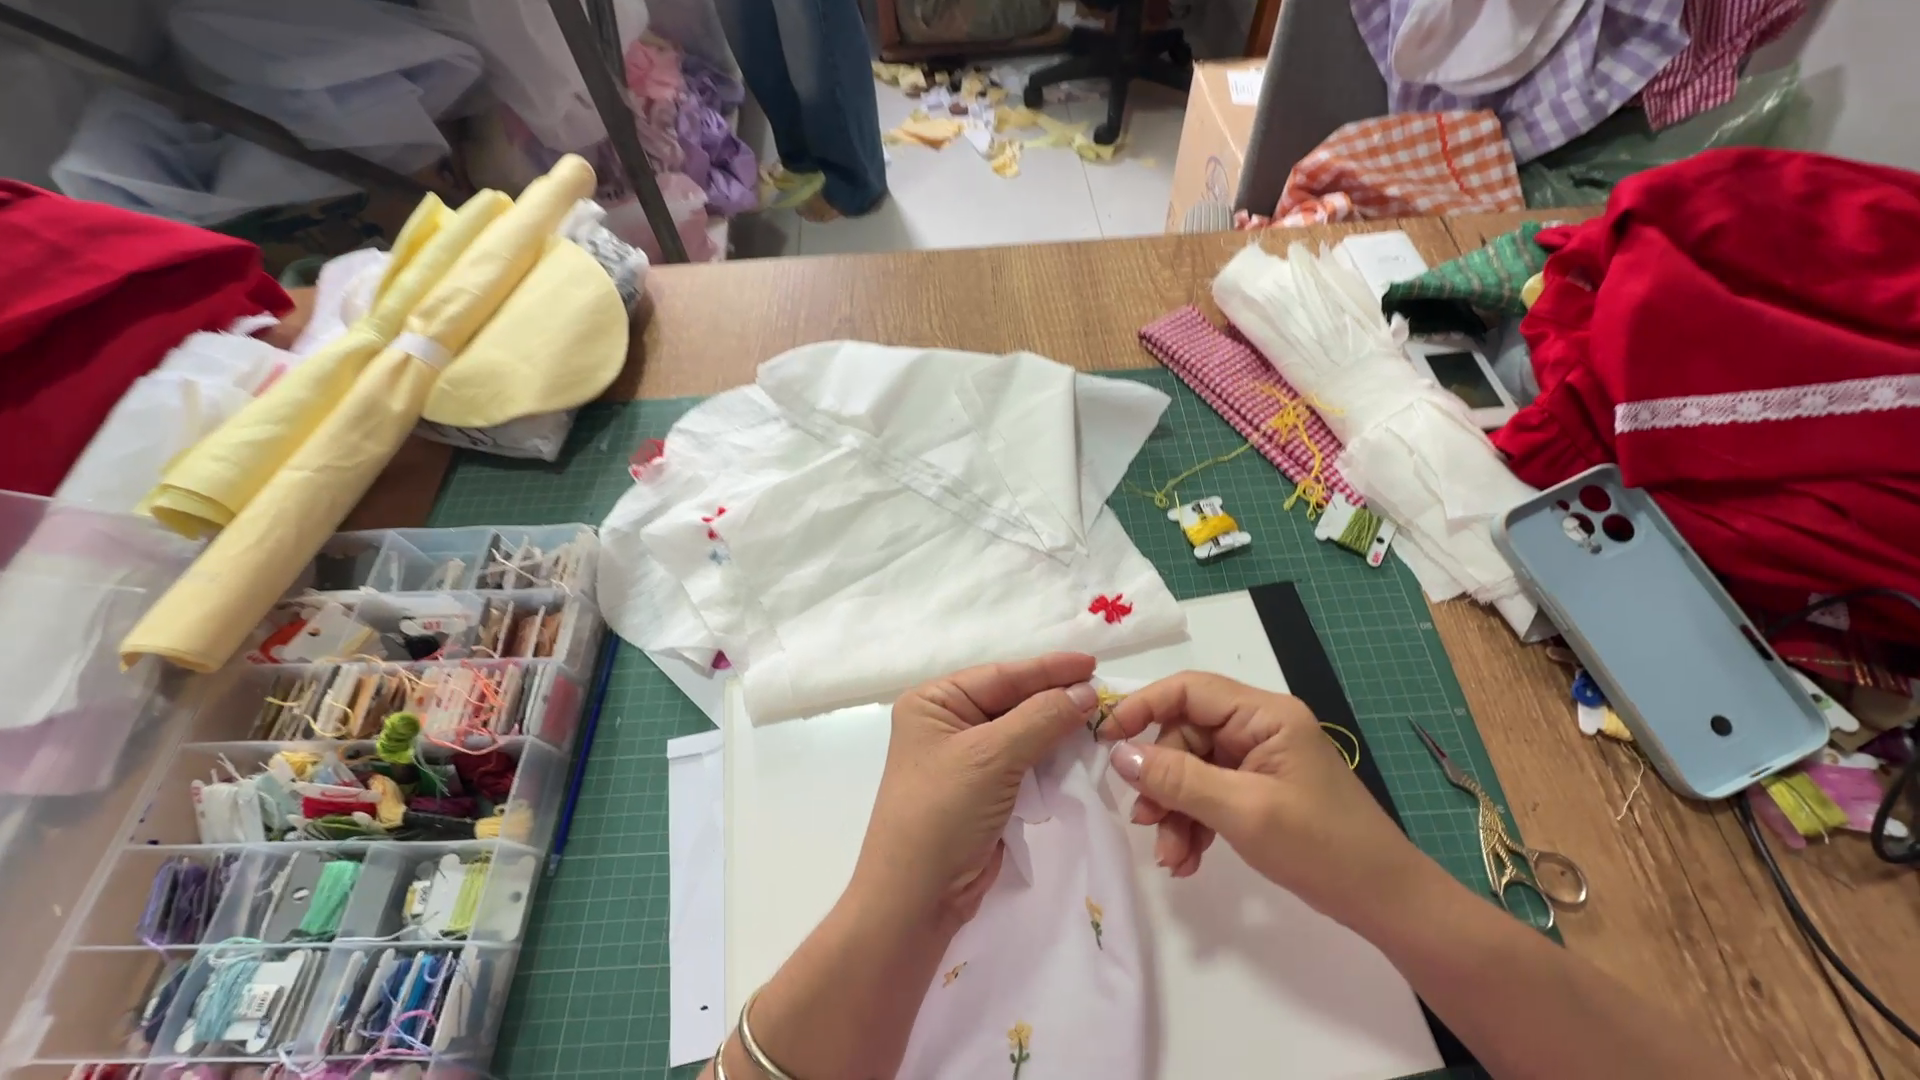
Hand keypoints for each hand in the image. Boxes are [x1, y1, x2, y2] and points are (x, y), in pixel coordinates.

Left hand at [852, 653, 1099, 927]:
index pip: (1000, 675)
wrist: (917, 897)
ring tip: (1101, 720)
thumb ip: (1042, 718)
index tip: (1093, 663)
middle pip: (1012, 701)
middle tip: (1104, 694)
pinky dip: (1051, 758)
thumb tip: (1086, 692)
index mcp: (934, 702)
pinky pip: (1025, 763)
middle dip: (1056, 698)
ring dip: (1058, 729)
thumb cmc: (943, 812)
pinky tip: (1080, 752)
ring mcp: (967, 759)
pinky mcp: (985, 791)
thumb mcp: (991, 757)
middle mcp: (948, 723)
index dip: (1047, 669)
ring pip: (1023, 732)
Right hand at [1103, 672, 1432, 924]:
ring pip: (1191, 770)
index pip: (1187, 690)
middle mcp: (1258, 728)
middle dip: (1162, 782)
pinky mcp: (1258, 790)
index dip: (1142, 708)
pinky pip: (1209, 794)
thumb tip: (1119, 755)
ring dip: (1175, 812)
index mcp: (1264, 715)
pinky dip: (1194, 824)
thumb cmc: (1321, 847)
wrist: (1385, 902)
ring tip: (1171, 857)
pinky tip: (1188, 859)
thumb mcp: (1243, 811)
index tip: (1107, 741)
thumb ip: (1178, 779)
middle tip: (1145, 823)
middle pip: (1184, 736)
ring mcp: (1258, 760)